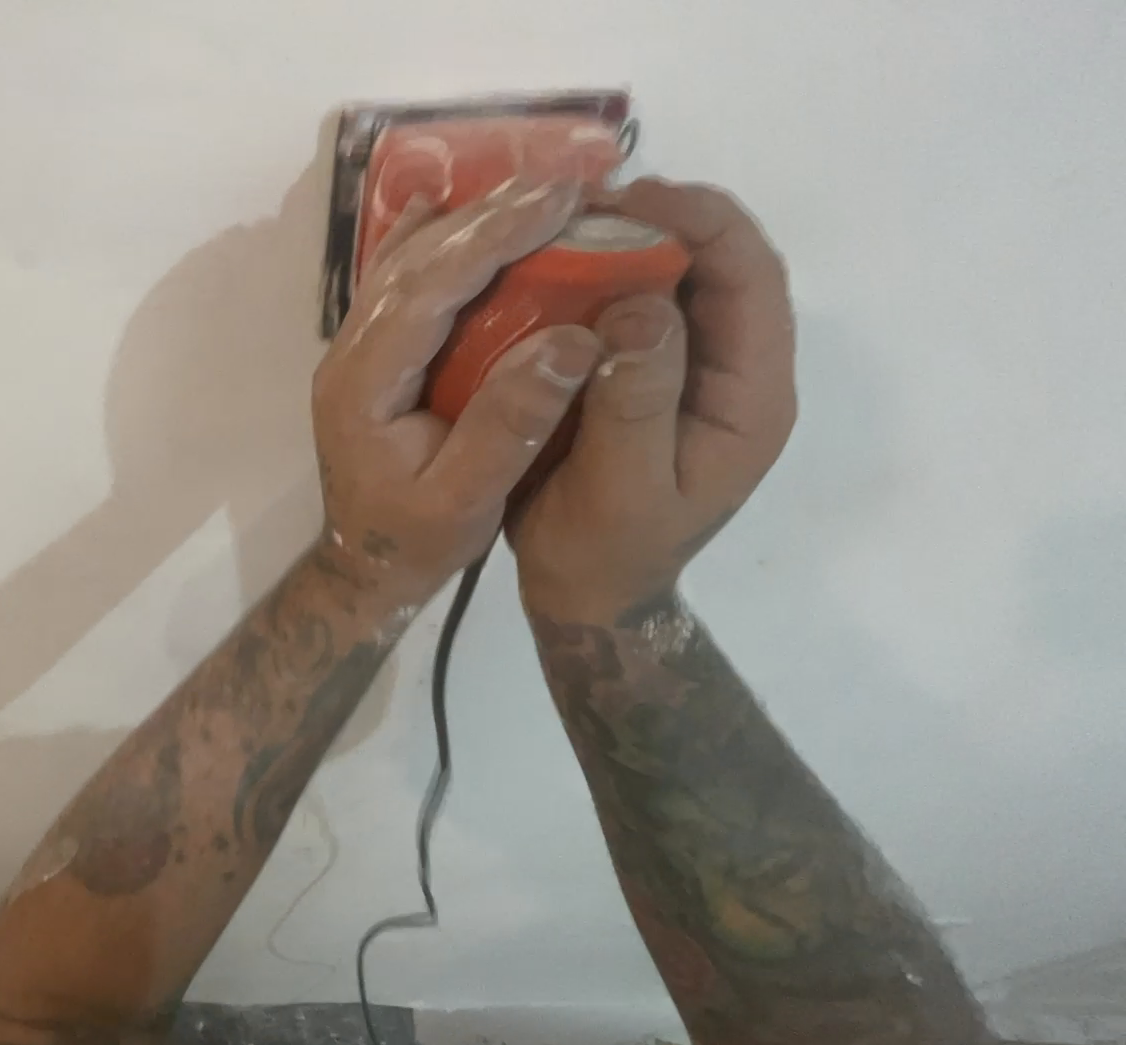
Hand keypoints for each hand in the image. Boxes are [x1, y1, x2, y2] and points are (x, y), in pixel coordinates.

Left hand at [311, 177, 606, 609]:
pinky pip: (396, 286)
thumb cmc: (414, 540)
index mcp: (362, 387)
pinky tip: (457, 217)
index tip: (558, 199)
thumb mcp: (466, 501)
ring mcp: (351, 355)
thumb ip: (509, 426)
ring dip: (462, 224)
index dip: (489, 239)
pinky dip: (432, 246)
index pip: (424, 292)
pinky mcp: (367, 359)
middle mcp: (347, 358)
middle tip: (562, 182)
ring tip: (531, 193)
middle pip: (409, 266)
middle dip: (484, 218)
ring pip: (399, 268)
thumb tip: (573, 343)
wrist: (365, 562)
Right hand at [508, 179, 796, 622]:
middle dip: (658, 223)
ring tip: (558, 231)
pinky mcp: (638, 382)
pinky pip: (626, 318)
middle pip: (715, 269)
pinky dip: (592, 289)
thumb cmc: (605, 552)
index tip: (631, 198)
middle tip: (579, 207)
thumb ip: (637, 404)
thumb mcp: (622, 489)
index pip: (751, 280)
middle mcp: (726, 373)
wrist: (584, 593)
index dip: (703, 224)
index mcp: (748, 397)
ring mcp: (681, 376)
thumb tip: (638, 305)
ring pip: (669, 286)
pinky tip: (545, 280)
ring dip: (621, 250)